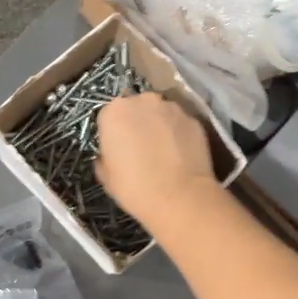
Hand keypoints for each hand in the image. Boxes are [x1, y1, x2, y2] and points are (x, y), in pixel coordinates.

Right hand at [96, 93, 219, 227]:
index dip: (112, 134)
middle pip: (135, 108)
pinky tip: (179, 155)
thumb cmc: (135, 188)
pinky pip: (179, 124)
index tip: (117, 151)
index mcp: (114, 111)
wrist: (181, 198)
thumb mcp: (106, 176)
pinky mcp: (194, 119)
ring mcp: (172, 107)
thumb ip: (104, 156)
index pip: (107, 117)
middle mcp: (143, 100)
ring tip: (162, 152)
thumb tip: (110, 154)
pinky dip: (177, 134)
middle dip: (136, 124)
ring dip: (158, 126)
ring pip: (159, 114)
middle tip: (139, 150)